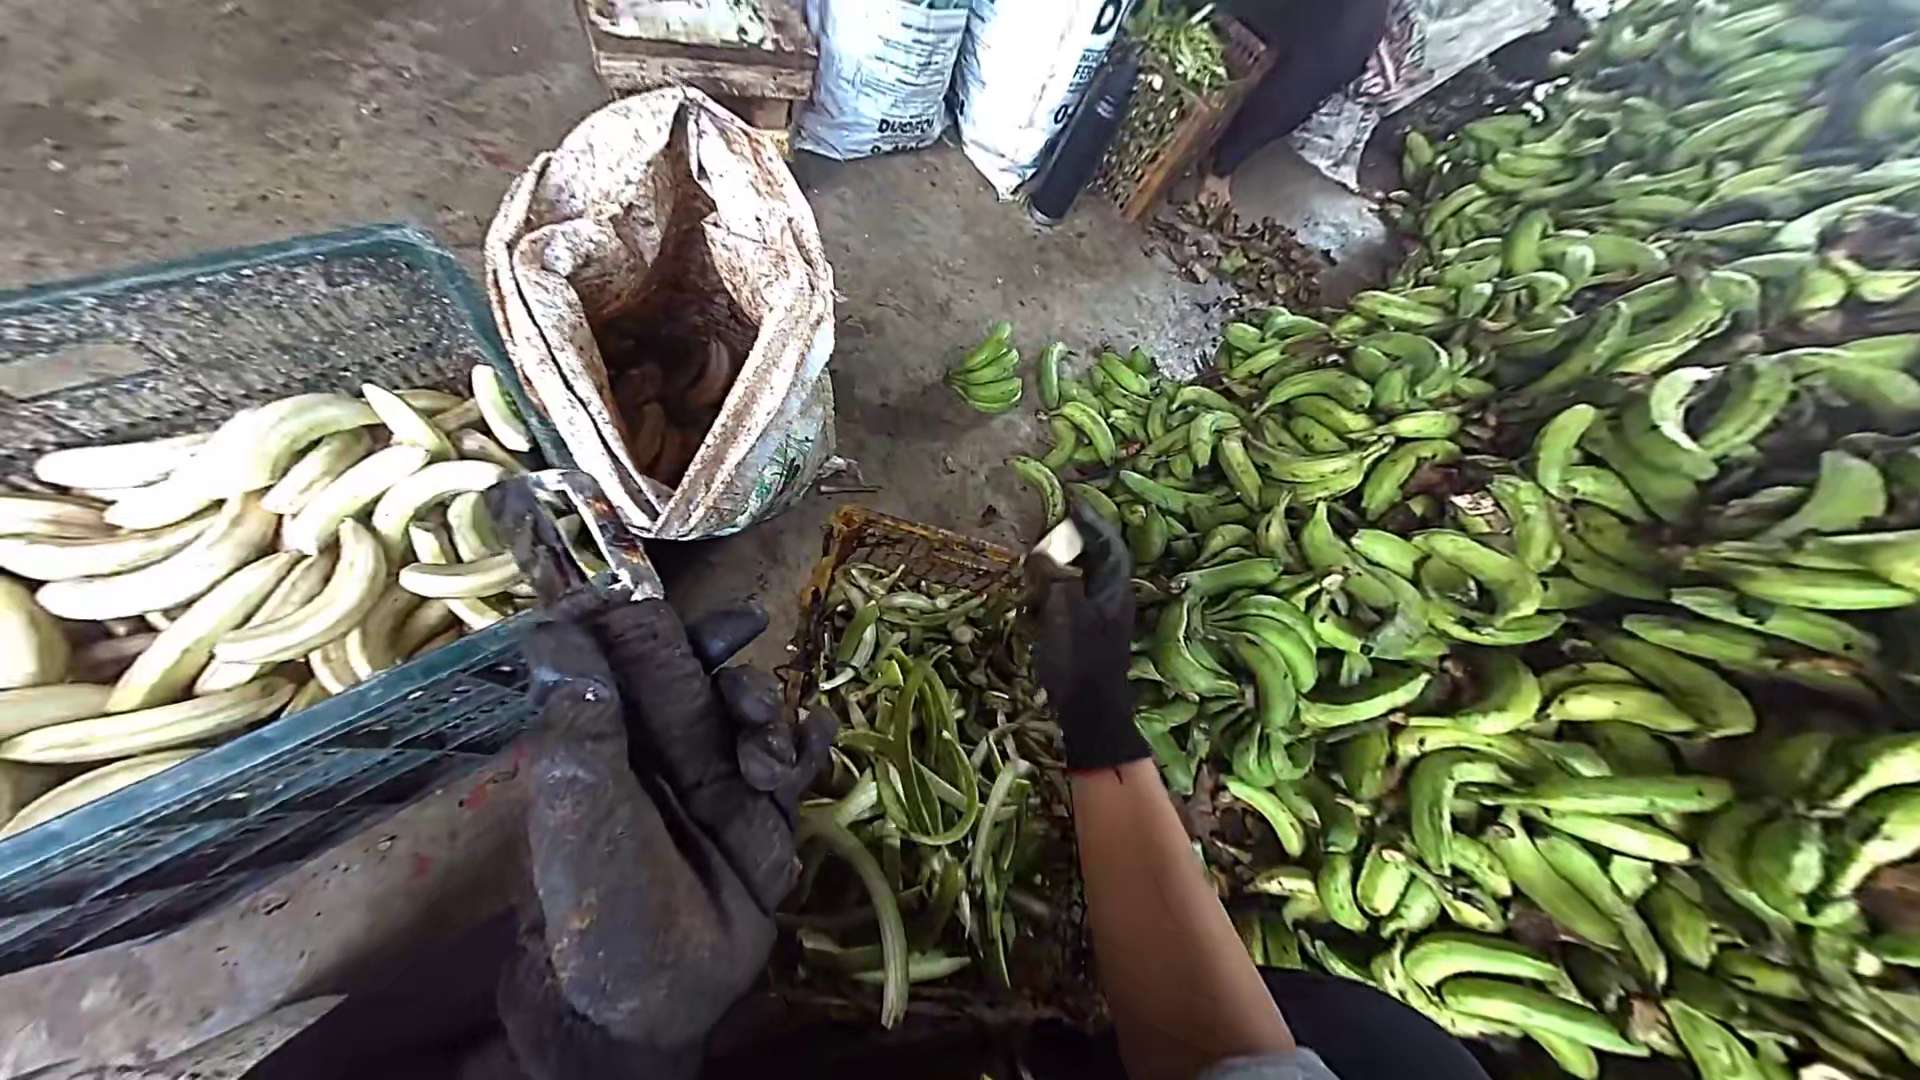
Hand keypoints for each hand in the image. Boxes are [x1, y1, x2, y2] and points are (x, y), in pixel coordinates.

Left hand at [501, 596, 834, 1077]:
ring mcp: (725, 778)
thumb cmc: (599, 902)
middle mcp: (675, 750)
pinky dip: (814, 739)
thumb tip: (553, 628)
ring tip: (766, 760)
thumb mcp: (580, 807)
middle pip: (715, 681)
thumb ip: (579, 721)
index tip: (694, 601)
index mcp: (622, 740)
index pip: (645, 663)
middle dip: (735, 672)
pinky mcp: (767, 811)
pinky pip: (799, 759)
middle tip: (744, 680)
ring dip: (770, 716)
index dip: (673, 626)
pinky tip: (821, 731)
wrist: (654, 996)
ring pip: (759, 715)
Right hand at [1036, 502, 1146, 770]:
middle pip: (1093, 559)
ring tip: (1033, 571)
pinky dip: (1050, 599)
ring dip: (1056, 573)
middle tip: (1044, 535)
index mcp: (1114, 588)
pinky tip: (1032, 607)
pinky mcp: (1083, 634)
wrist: (1089, 712)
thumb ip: (1056, 578)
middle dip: (1070, 545)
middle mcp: (1110, 598)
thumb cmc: (1081, 659)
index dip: (1093, 520)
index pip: (1108, 543)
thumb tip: (1042, 554)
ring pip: (1078, 581)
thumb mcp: (1066, 613)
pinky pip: (1067, 604)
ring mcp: (1098, 617)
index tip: (1072, 501)